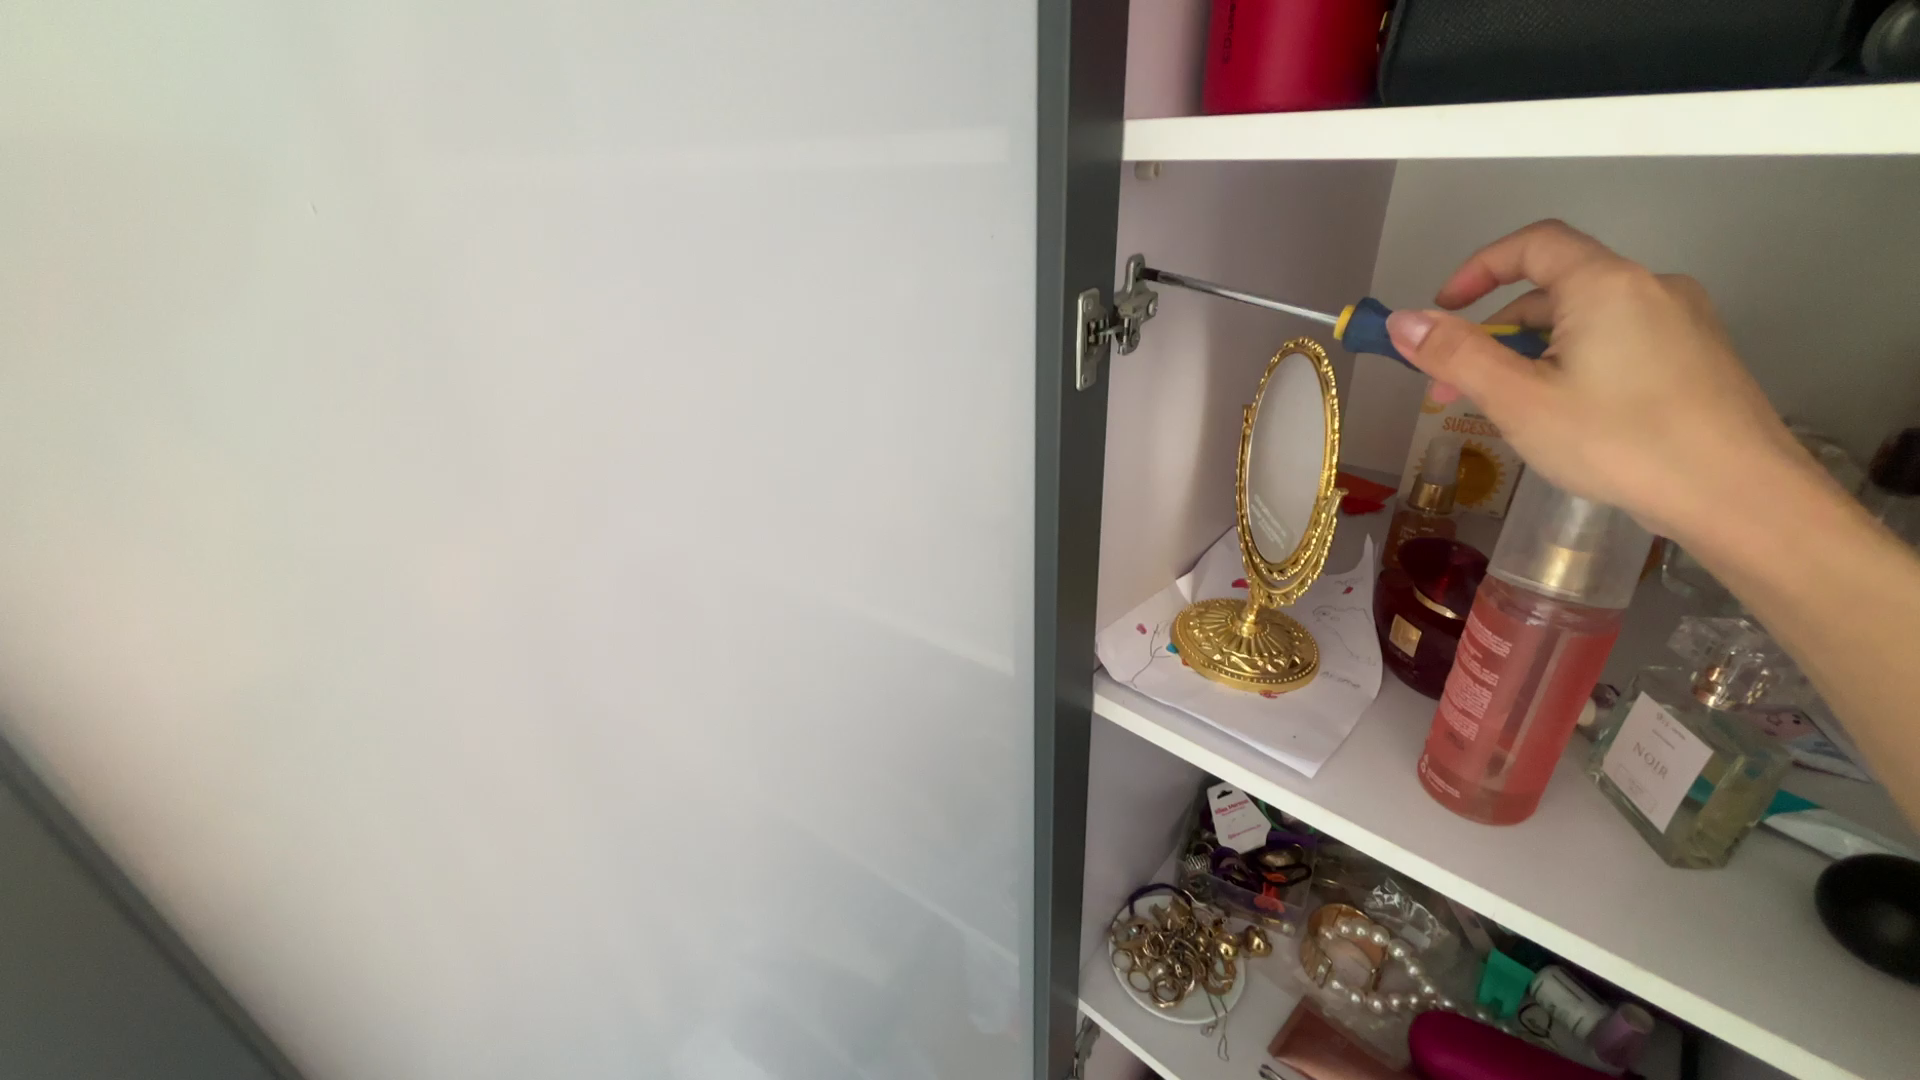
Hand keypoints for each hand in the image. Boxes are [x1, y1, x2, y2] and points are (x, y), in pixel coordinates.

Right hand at [1384, 219, 1814, 540]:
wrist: (1738, 494)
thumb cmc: (1617, 440)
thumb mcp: (1517, 399)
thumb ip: (1455, 355)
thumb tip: (1401, 322)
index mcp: (1606, 285)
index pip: (1533, 244)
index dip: (1476, 269)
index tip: (1439, 313)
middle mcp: (1650, 287)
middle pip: (1551, 292)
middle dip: (1490, 336)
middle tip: (1451, 392)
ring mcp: (1680, 322)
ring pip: (1579, 325)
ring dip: (1526, 357)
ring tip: (1504, 415)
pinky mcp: (1694, 357)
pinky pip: (1612, 345)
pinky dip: (1566, 367)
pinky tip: (1559, 419)